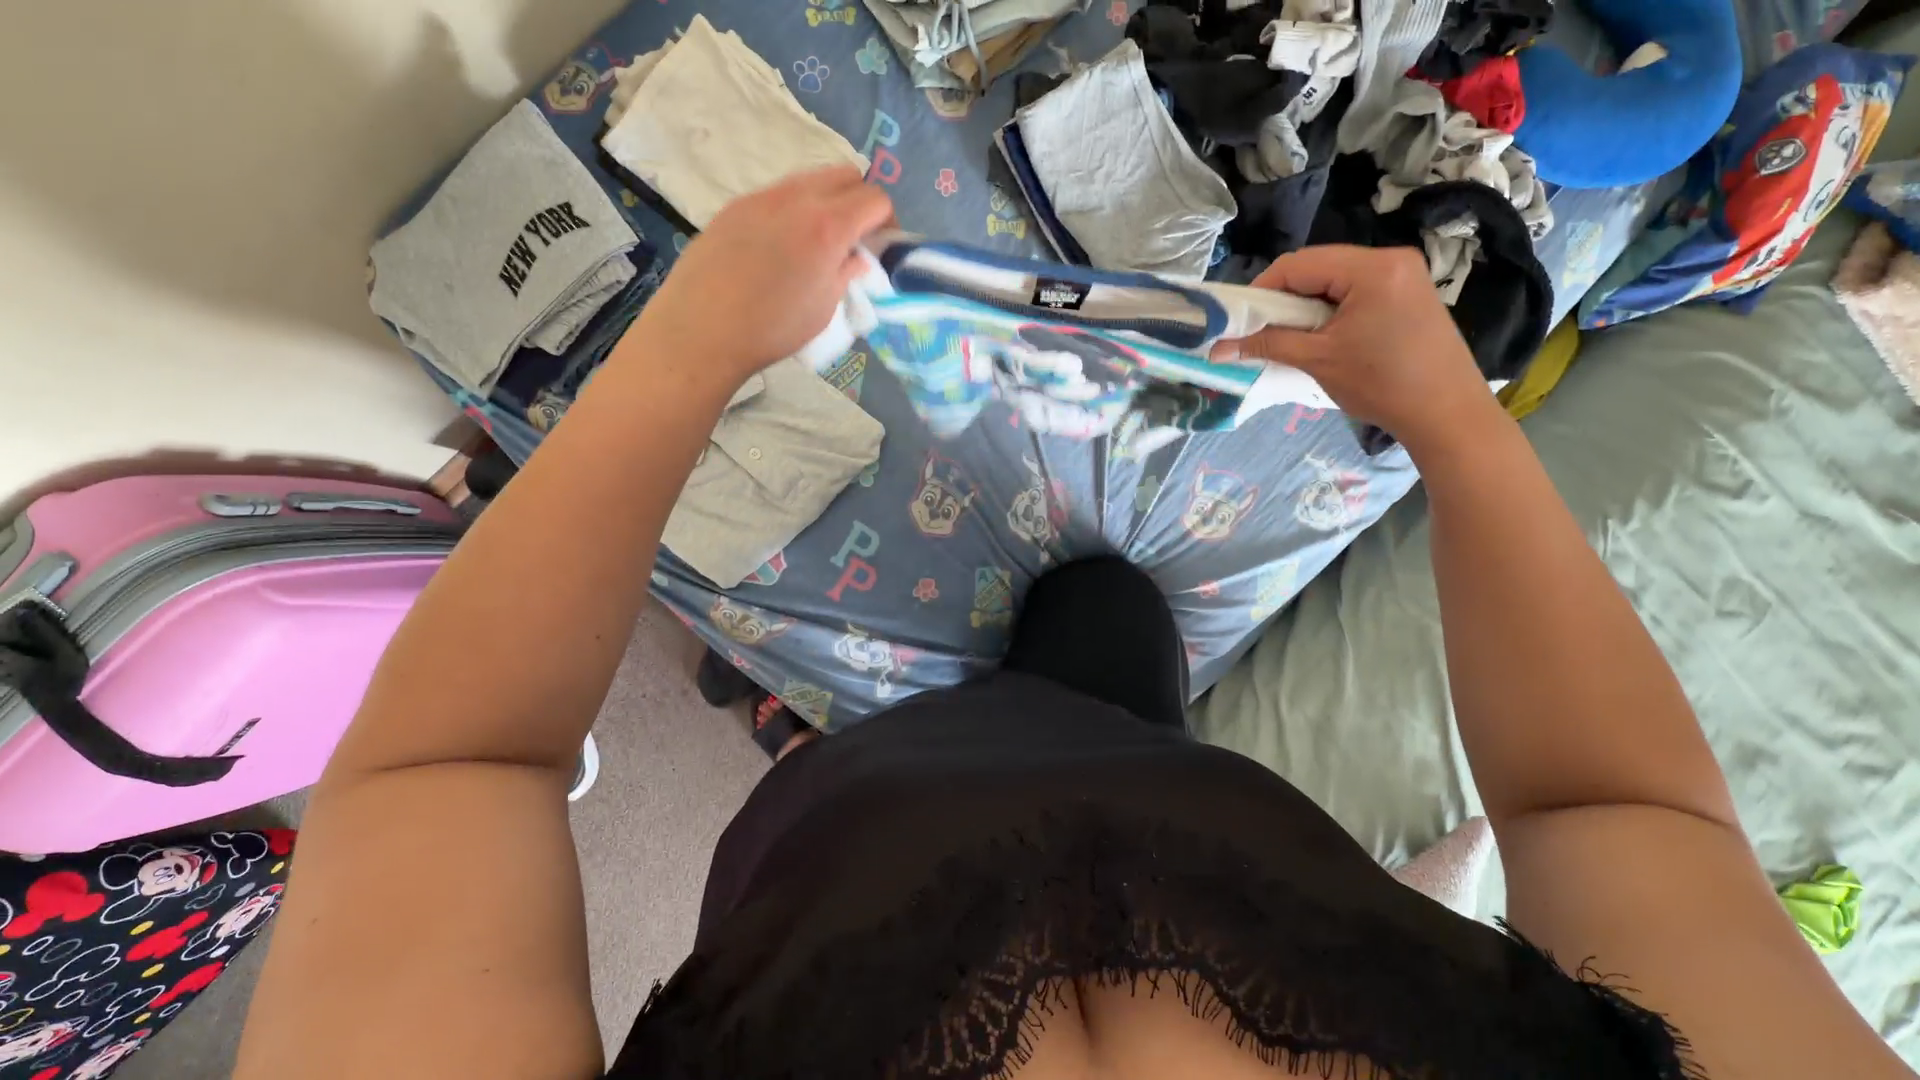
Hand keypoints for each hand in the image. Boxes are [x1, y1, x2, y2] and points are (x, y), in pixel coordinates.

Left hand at [623, 167, 892, 389]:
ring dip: (825, 201)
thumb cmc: (771, 329)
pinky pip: (777, 194)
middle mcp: (797, 198)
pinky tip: (779, 247)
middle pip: (846, 175)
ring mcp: (762, 197)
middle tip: (854, 238)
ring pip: (810, 179)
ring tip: (816, 242)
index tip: (880, 246)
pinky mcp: (735, 206)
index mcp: (828, 225)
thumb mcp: (823, 307)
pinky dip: (792, 210)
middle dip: (859, 201)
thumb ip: (846, 273)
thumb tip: (857, 257)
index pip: (875, 199)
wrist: (701, 330)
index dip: (886, 221)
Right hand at [1210, 245, 1506, 458]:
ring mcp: (1404, 274)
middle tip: (1264, 332)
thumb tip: (1217, 348)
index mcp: (1371, 268)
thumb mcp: (1318, 361)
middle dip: (1284, 298)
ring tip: (1294, 338)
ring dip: (1306, 305)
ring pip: (1335, 279)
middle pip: (1317, 266)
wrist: (1447, 414)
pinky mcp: (1410, 292)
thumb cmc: (1382, 385)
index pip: (1297, 264)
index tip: (1240, 322)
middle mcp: (1390, 259)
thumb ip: (1267, 344)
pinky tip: (1324, 337)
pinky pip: (1356, 290)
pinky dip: (1331, 309)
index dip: (1261, 290)